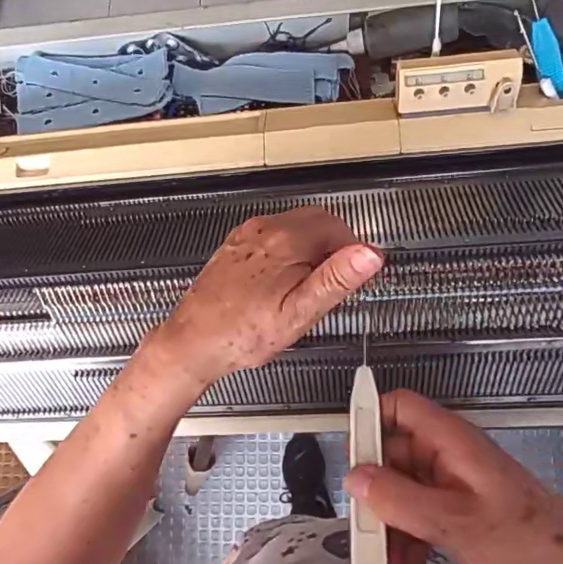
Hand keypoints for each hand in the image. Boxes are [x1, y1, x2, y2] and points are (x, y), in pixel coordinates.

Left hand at [141, 207, 383, 389]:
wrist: (193, 342)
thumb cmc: (241, 334)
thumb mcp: (300, 312)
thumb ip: (337, 279)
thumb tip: (369, 254)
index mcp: (287, 241)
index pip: (338, 227)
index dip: (353, 252)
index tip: (355, 275)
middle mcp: (264, 230)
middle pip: (317, 221)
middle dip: (333, 247)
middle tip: (334, 282)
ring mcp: (247, 237)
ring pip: (294, 228)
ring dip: (310, 249)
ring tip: (306, 288)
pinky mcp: (235, 247)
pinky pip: (272, 238)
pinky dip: (286, 253)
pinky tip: (280, 284)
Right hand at [346, 390, 562, 563]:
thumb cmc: (525, 540)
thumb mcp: (454, 522)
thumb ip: (399, 499)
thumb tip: (354, 479)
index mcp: (449, 440)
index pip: (399, 407)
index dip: (369, 423)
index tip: (349, 462)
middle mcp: (447, 456)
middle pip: (392, 463)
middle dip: (375, 507)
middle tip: (365, 547)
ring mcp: (452, 485)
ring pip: (402, 499)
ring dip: (391, 539)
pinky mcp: (458, 511)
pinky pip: (420, 520)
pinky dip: (410, 548)